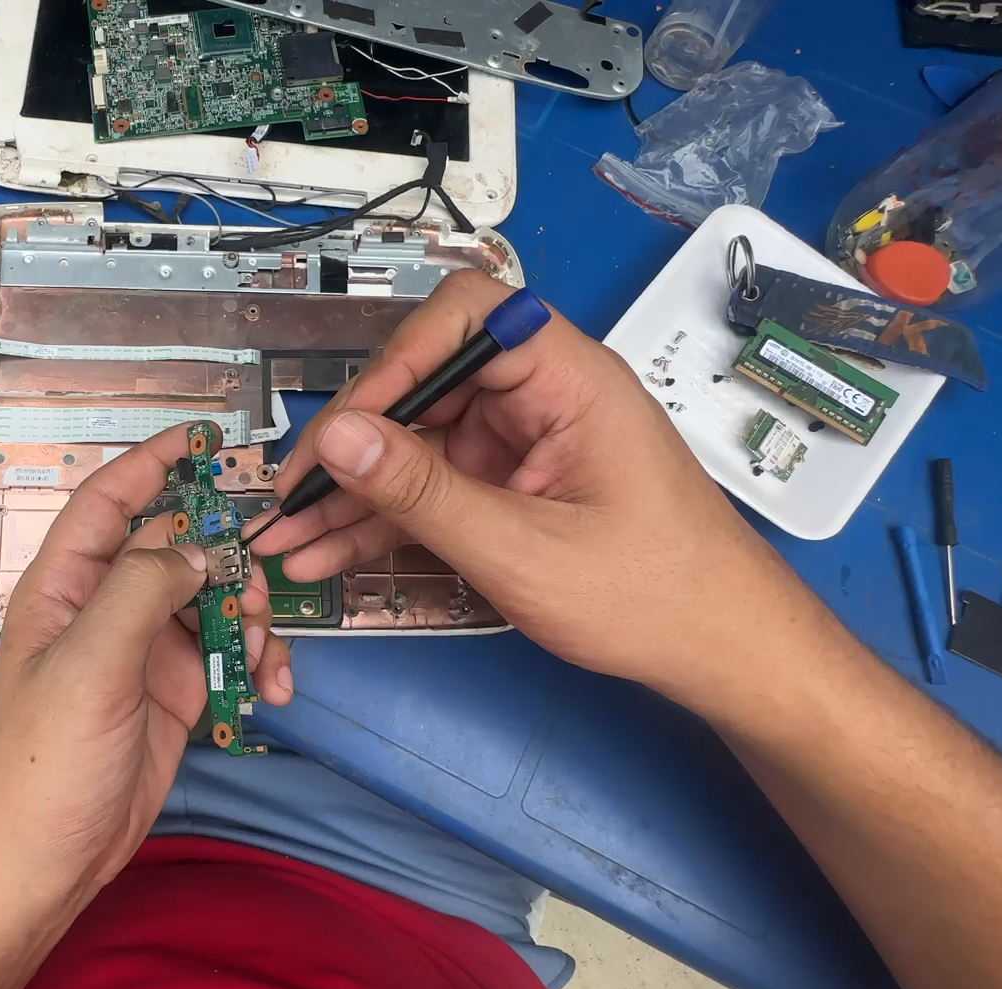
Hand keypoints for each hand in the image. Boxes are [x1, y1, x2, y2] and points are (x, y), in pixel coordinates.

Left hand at [0, 425, 294, 911]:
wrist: (50, 862)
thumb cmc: (48, 759)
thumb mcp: (89, 665)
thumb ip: (140, 590)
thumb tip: (196, 548)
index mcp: (66, 586)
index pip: (108, 502)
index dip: (150, 462)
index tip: (202, 435)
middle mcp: (107, 607)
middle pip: (178, 550)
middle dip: (225, 561)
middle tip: (252, 594)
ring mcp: (145, 649)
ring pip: (212, 600)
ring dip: (249, 618)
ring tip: (265, 658)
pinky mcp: (177, 688)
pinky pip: (228, 652)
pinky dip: (257, 662)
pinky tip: (275, 691)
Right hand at [249, 270, 816, 694]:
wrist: (716, 655)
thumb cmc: (648, 597)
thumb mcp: (522, 549)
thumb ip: (423, 493)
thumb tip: (336, 438)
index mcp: (564, 381)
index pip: (467, 319)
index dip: (397, 360)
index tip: (347, 429)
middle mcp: (530, 401)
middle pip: (418, 391)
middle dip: (348, 449)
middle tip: (294, 498)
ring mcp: (508, 449)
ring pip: (406, 452)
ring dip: (345, 497)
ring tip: (285, 538)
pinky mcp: (495, 492)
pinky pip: (421, 496)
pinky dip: (373, 525)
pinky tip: (321, 553)